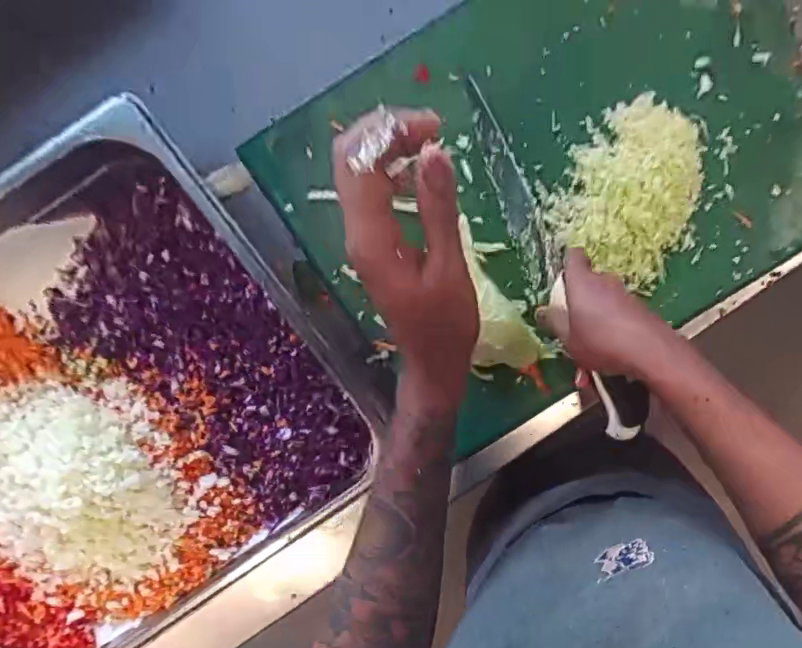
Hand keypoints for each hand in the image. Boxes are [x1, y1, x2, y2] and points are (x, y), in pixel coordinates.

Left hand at [332, 108, 476, 409]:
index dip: (392, 131)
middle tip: (432, 129)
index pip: (363, 162)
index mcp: (372, 240)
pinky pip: (371, 193)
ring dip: (389, 148)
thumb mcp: (450, 270)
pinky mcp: (372, 244)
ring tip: (430, 145)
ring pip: (359, 172)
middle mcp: (357, 233)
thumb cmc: (446, 328)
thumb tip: (434, 152)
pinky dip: (392, 172)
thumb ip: (439, 210)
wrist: (432, 365)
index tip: (436, 128)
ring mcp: (361, 238)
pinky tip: (420, 173)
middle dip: (386, 131)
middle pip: (352, 158)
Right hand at [536, 248, 687, 381]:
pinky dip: (614, 328)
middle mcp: (605, 281)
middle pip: (590, 282)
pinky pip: (620, 315)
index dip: (567, 264)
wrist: (649, 350)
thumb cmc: (601, 341)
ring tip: (593, 348)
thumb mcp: (569, 338)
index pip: (573, 257)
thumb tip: (541, 311)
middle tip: (574, 326)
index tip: (562, 281)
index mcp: (582, 282)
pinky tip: (612, 352)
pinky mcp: (641, 309)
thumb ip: (554, 323)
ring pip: (606, 300)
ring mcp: (625, 294)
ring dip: (598, 318)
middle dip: (582, 300)